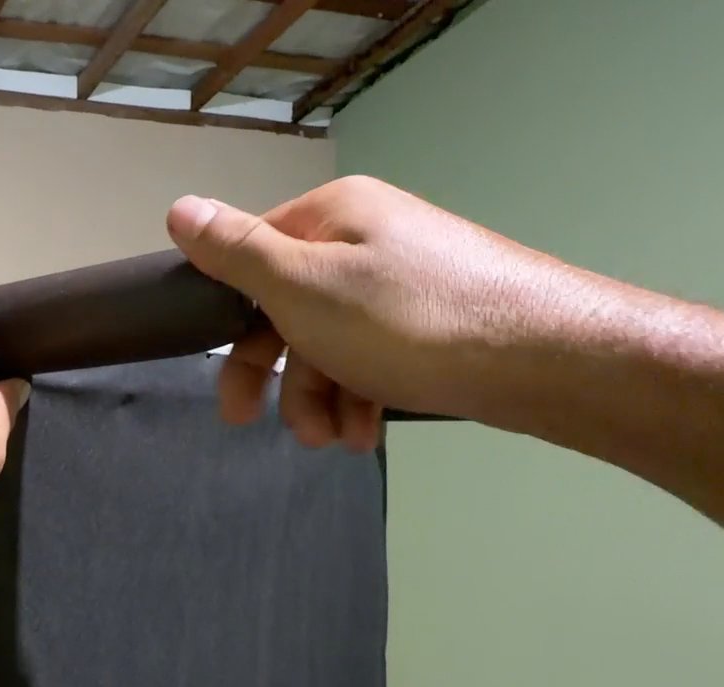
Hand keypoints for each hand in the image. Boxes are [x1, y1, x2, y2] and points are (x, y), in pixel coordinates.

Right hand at [167, 176, 588, 448]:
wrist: (545, 360)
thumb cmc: (407, 319)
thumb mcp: (301, 286)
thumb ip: (236, 253)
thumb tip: (179, 209)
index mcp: (332, 217)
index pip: (249, 256)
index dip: (227, 316)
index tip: (213, 368)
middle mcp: (365, 241)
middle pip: (284, 311)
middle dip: (273, 375)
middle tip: (247, 422)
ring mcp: (400, 284)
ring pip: (325, 346)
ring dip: (316, 399)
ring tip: (330, 439)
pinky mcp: (428, 325)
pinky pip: (369, 360)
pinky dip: (357, 399)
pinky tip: (361, 431)